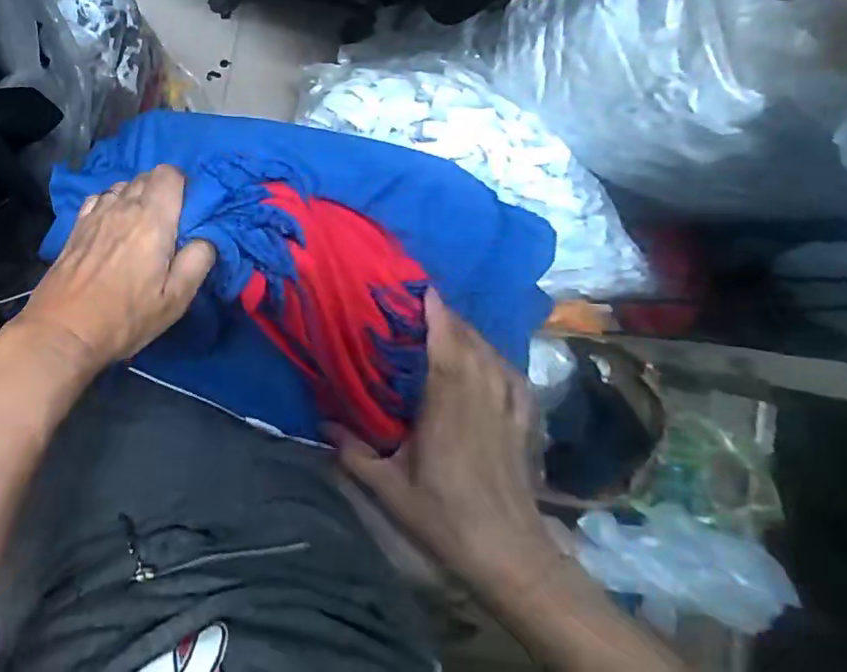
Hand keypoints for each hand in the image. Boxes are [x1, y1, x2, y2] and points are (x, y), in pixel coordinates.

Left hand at [20, 164, 216, 369]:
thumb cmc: (125, 317)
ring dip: (135, 198)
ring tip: (140, 228)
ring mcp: (95, 213)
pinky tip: (112, 229)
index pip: (169, 173)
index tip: (188, 211)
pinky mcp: (76, 225)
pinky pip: (100, 199)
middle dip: (161, 191)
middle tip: (168, 224)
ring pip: (122, 186)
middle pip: (146, 176)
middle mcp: (122, 206)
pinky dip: (111, 205)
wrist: (63, 329)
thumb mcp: (174, 300)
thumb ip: (197, 261)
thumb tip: (206, 238)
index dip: (182, 185)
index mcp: (152, 219)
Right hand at [330, 290, 556, 587]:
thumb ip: (352, 452)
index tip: (422, 290)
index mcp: (447, 410)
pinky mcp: (524, 428)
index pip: (446, 350)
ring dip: (472, 335)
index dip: (438, 317)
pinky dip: (499, 359)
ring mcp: (507, 413)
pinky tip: (489, 357)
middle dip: (449, 318)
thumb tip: (322, 421)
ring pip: (493, 358)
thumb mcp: (387, 489)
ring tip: (449, 322)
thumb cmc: (444, 517)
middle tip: (423, 301)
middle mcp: (481, 402)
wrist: (511, 558)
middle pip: (471, 345)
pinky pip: (514, 379)